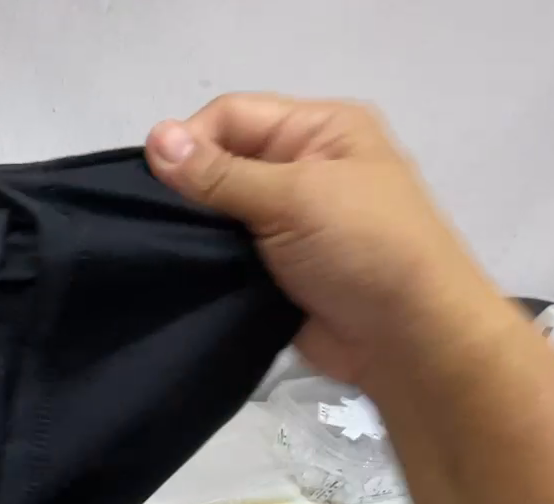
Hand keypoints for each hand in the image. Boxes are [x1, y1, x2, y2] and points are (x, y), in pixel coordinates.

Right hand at [145, 94, 519, 388]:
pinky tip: (175, 271)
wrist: (400, 337)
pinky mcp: (264, 266)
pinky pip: (218, 251)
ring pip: (212, 211)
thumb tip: (155, 137)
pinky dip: (197, 259)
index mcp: (315, 130)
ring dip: (188, 229)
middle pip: (217, 162)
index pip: (230, 116)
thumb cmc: (363, 249)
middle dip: (183, 189)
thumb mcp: (293, 198)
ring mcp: (280, 220)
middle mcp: (296, 167)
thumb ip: (220, 174)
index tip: (153, 189)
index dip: (187, 144)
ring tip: (158, 251)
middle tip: (153, 225)